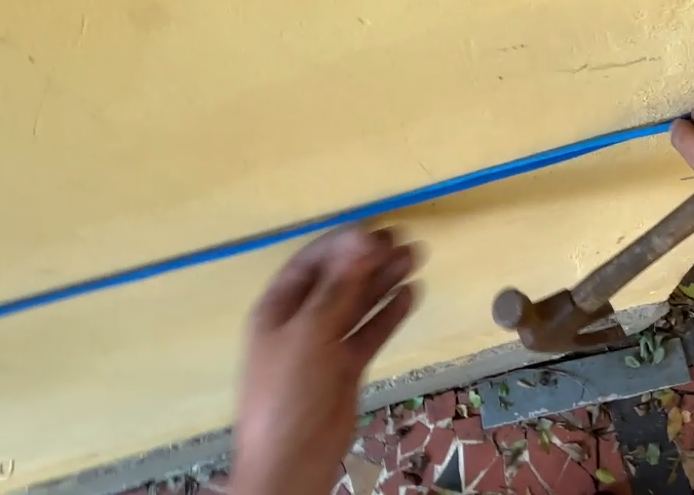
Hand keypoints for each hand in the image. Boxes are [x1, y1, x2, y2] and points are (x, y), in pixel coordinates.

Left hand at [231, 227, 419, 494]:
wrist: (292, 463)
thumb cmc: (290, 390)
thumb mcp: (311, 330)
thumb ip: (340, 284)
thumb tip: (364, 239)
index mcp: (278, 307)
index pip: (312, 261)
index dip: (344, 243)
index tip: (377, 230)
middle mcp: (301, 320)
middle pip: (338, 279)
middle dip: (369, 259)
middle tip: (404, 240)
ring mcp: (324, 344)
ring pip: (357, 303)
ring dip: (384, 280)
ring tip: (414, 257)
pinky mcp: (345, 366)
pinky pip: (369, 331)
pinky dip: (388, 313)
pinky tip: (409, 294)